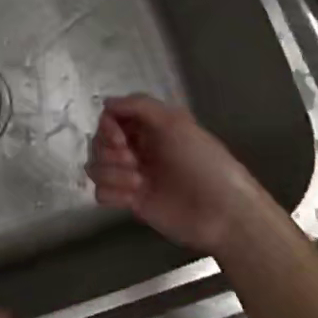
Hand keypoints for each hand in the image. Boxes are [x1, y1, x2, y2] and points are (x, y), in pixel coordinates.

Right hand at [85, 93, 274, 254]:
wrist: (222, 214)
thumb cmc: (203, 164)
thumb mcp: (176, 122)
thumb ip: (139, 105)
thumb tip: (105, 103)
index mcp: (149, 129)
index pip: (110, 118)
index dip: (107, 127)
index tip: (119, 139)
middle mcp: (137, 149)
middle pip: (97, 142)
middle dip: (109, 151)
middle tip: (133, 162)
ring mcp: (131, 176)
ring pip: (95, 166)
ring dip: (112, 174)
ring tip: (138, 183)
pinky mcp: (130, 201)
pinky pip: (100, 191)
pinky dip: (113, 193)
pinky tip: (133, 199)